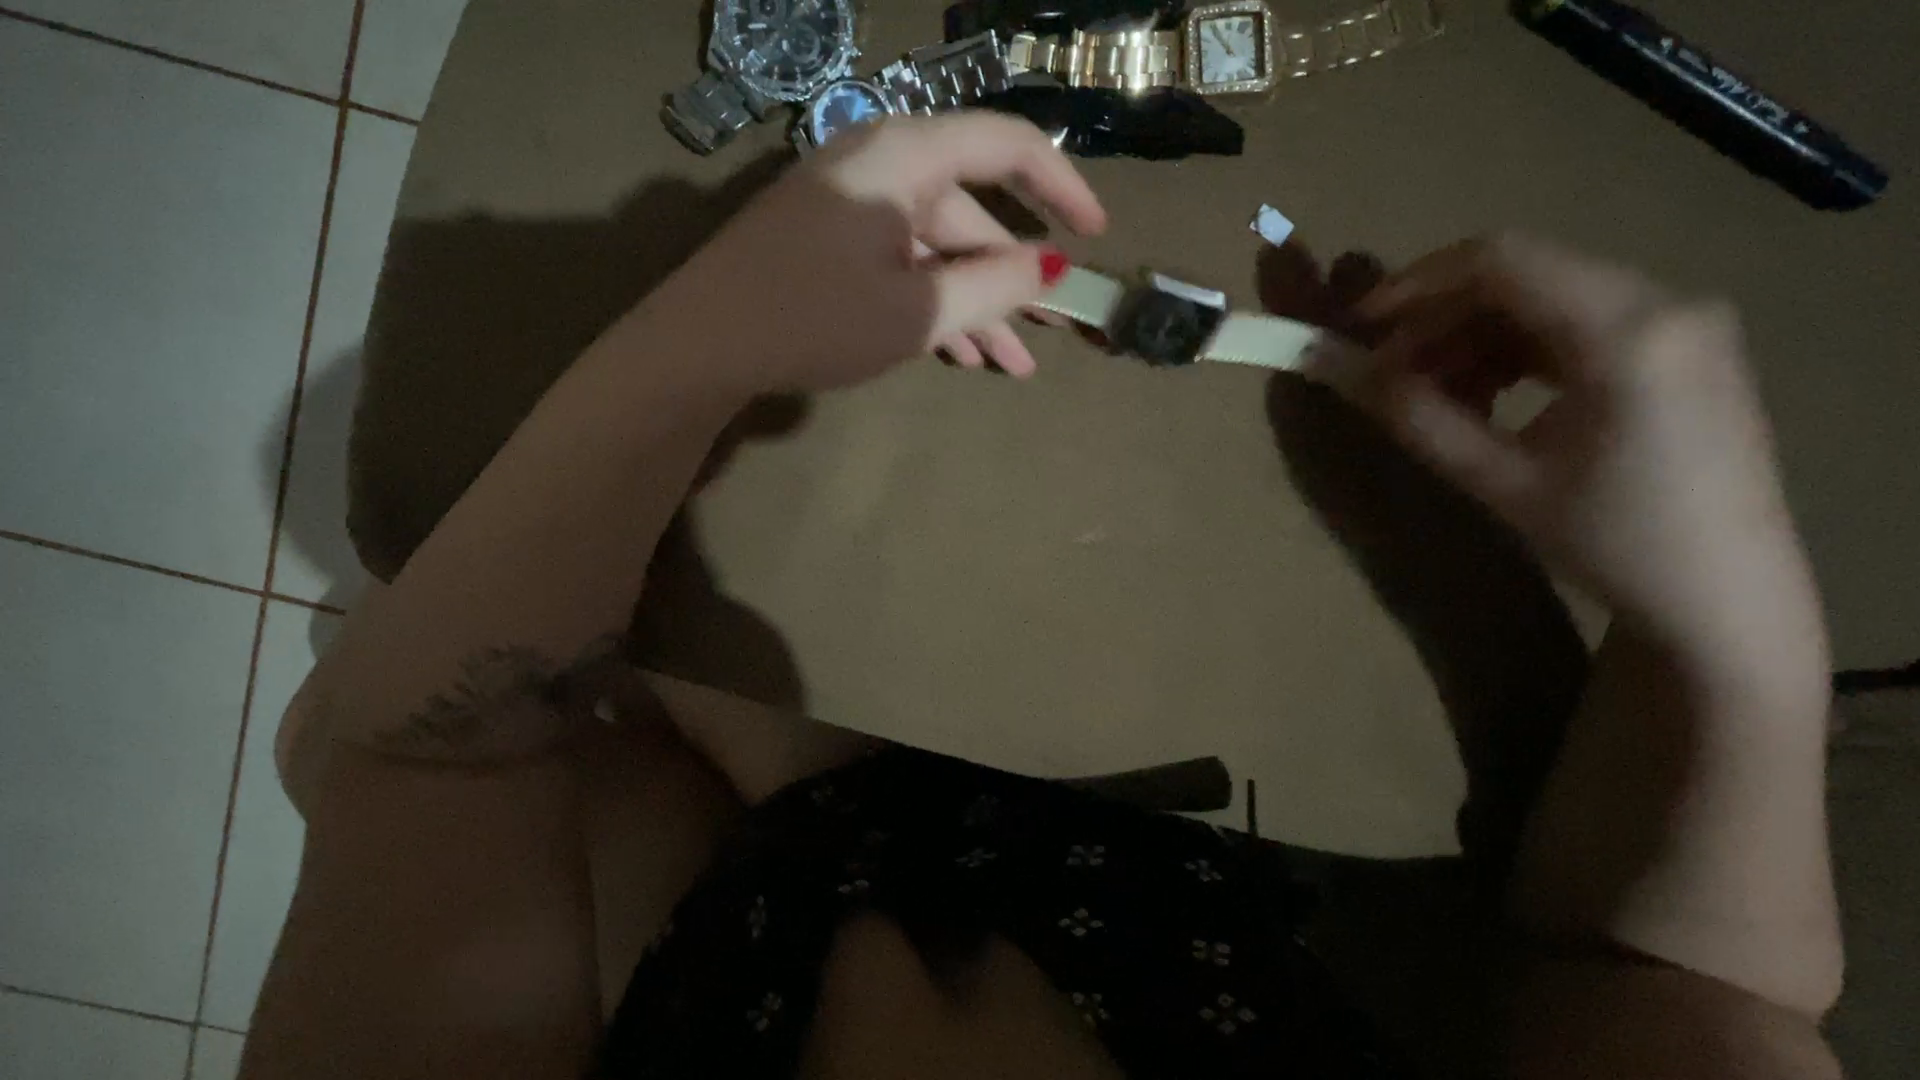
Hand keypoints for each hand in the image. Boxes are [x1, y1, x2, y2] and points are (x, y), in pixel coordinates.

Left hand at [637, 114, 1105, 390]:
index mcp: (904, 157)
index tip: (1098, 237)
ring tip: (1011, 367)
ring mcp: (849, 205)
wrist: (699, 346)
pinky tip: (962, 355)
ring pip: (935, 248)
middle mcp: (879, 165)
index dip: (1063, 188)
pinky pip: (900, 263)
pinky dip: (933, 304)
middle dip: (1014, 277)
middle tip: (1052, 330)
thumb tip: (1054, 267)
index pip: (1008, 145)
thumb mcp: (917, 311)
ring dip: (976, 304)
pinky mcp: (828, 242)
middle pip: (970, 209)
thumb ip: (995, 287)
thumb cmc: (815, 319)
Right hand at [1356, 234, 1822, 662]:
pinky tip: (1485, 398)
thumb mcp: (1497, 479)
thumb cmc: (1611, 542)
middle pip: (1522, 275)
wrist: (1725, 600)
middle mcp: (1665, 301)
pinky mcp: (1680, 348)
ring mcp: (1681, 322)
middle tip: (1385, 374)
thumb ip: (1412, 415)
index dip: (1415, 284)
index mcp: (1628, 328)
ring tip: (1430, 396)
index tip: (1357, 328)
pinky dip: (1515, 351)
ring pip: (1545, 298)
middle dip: (1439, 318)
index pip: (1501, 260)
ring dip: (1473, 338)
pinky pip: (1576, 324)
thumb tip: (1332, 368)